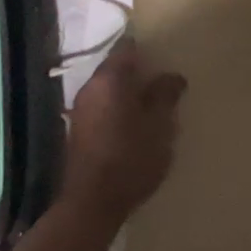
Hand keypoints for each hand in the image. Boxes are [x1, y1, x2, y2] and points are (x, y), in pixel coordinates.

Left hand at [61, 39, 187, 228]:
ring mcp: (79, 111)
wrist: (92, 202)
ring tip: (153, 107)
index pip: (126, 48)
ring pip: (108, 91)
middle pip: (115, 69)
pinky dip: (117, 111)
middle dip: (138, 73)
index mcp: (109, 79)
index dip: (146, 49)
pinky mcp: (77, 132)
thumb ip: (165, 96)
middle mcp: (89, 88)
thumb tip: (172, 76)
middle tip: (164, 83)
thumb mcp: (160, 126)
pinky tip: (134, 127)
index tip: (163, 56)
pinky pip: (101, 109)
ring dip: (128, 94)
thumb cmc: (131, 158)